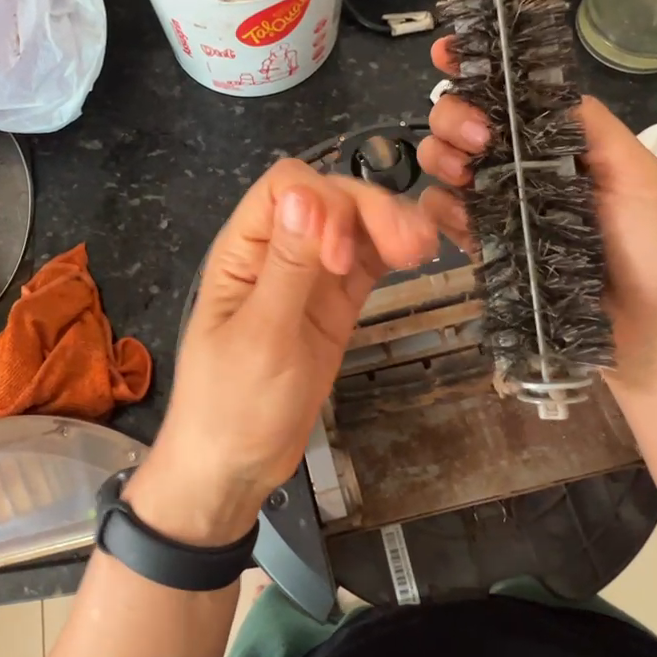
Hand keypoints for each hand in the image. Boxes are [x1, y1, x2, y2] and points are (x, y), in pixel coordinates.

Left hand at [134, 159, 437, 544]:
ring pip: (352, 226)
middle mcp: (274, 252)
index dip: (322, 203)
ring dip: (388, 226)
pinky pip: (364, 263)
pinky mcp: (332, 305)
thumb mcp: (260, 338)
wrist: (234, 469)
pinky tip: (416, 256)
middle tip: (409, 250)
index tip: (339, 255)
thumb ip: (286, 267)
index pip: (285, 187)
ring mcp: (307, 278)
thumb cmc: (231, 407)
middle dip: (368, 210)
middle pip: (327, 199)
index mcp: (242, 250)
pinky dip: (390, 253)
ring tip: (425, 247)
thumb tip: (305, 193)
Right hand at [415, 36, 656, 387]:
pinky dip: (439, 211)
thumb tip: (540, 83)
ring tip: (466, 176)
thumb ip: (590, 128)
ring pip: (441, 163)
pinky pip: (441, 216)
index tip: (446, 52)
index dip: (473, 67)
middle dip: (453, 116)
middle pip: (460, 121)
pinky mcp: (482, 245)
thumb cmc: (656, 247)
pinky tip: (460, 220)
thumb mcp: (638, 175)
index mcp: (555, 139)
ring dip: (441, 158)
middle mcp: (518, 163)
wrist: (651, 332)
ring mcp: (496, 204)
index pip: (507, 94)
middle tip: (476, 138)